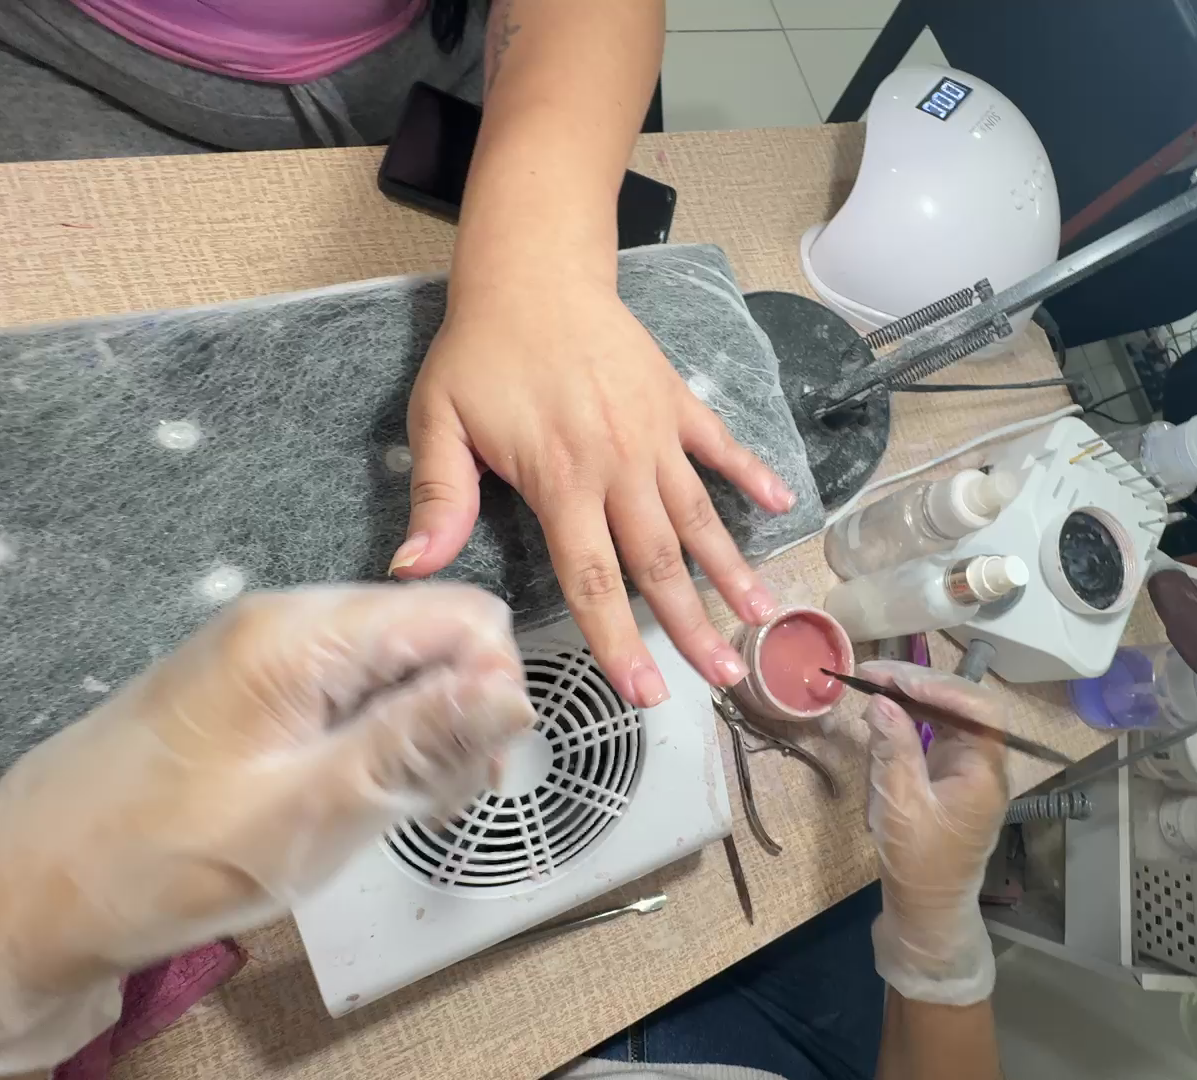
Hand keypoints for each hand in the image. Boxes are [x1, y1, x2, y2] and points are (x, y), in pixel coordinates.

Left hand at [0, 584, 534, 1076]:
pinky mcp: (263, 680)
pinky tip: (368, 784)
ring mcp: (275, 647)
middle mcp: (296, 619)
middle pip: (438, 633)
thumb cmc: (160, 862)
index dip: (492, 682)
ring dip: (428, 726)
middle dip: (463, 708)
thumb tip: (517, 693)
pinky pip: (360, 684)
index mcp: (307, 633)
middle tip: (442, 792)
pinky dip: (385, 731)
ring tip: (406, 799)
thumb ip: (421, 741)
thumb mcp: (312, 812)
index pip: (464, 614)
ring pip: (406, 661)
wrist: (9, 902)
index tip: (477, 759)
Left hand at [393, 274, 793, 706]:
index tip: (645, 690)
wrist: (533, 275)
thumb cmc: (481, 351)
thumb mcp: (438, 421)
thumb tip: (414, 570)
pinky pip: (721, 445)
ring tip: (764, 614)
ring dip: (732, 568)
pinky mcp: (677, 403)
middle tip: (727, 676)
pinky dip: (752, 474)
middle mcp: (619, 468)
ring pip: (699, 516)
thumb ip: (439, 499)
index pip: (593, 580)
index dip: (619, 641)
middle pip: (660, 562)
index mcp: (561, 482)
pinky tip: (782, 503)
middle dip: (693, 625)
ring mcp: (656, 435)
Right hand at [857, 661, 1008, 1006]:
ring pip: (949, 711)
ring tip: (872, 682)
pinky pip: (936, 728)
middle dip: (919, 683)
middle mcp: (984, 762)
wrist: (927, 908)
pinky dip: (910, 713)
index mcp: (984, 773)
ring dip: (912, 693)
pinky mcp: (950, 769)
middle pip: (963, 703)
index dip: (941, 686)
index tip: (897, 680)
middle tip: (872, 673)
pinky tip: (884, 709)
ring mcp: (968, 764)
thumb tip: (881, 699)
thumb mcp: (899, 806)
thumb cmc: (918, 863)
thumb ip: (893, 750)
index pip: (979, 710)